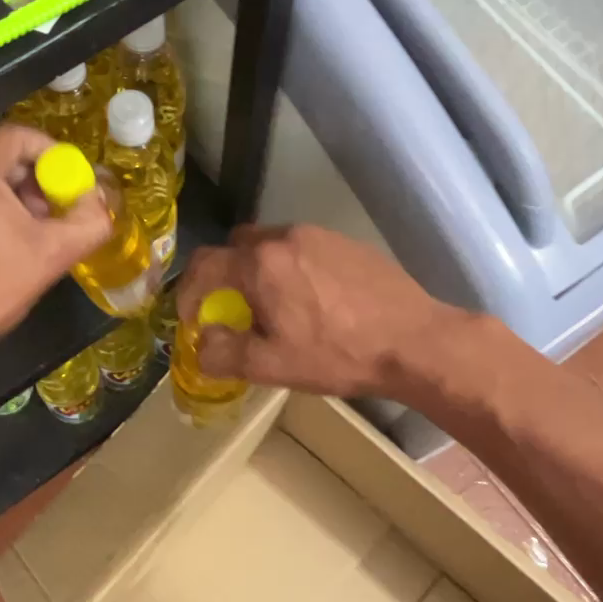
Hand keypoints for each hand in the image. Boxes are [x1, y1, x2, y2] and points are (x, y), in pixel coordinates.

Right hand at [176, 224, 470, 397]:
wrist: (414, 341)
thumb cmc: (338, 355)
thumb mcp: (271, 366)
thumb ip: (223, 353)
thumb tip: (201, 343)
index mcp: (260, 264)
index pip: (203, 265)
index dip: (187, 294)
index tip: (193, 320)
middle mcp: (286, 237)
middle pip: (237, 247)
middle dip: (224, 277)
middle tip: (232, 311)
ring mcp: (321, 235)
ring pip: (272, 245)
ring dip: (260, 272)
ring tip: (275, 308)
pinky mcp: (348, 243)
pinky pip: (304, 250)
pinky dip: (292, 270)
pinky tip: (313, 303)